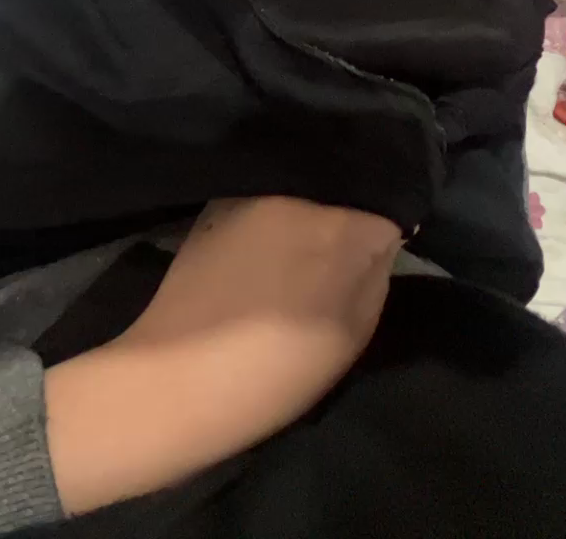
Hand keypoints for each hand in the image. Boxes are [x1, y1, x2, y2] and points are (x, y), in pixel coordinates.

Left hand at [44, 197, 401, 514]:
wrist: (179, 373)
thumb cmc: (277, 370)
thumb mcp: (352, 334)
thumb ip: (374, 274)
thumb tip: (379, 239)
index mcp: (343, 228)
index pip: (386, 212)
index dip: (384, 235)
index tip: (373, 259)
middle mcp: (300, 196)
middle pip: (340, 195)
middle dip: (346, 218)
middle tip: (335, 259)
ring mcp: (254, 194)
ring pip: (301, 193)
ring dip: (307, 214)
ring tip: (294, 253)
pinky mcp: (219, 202)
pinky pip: (263, 199)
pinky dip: (271, 216)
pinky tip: (260, 247)